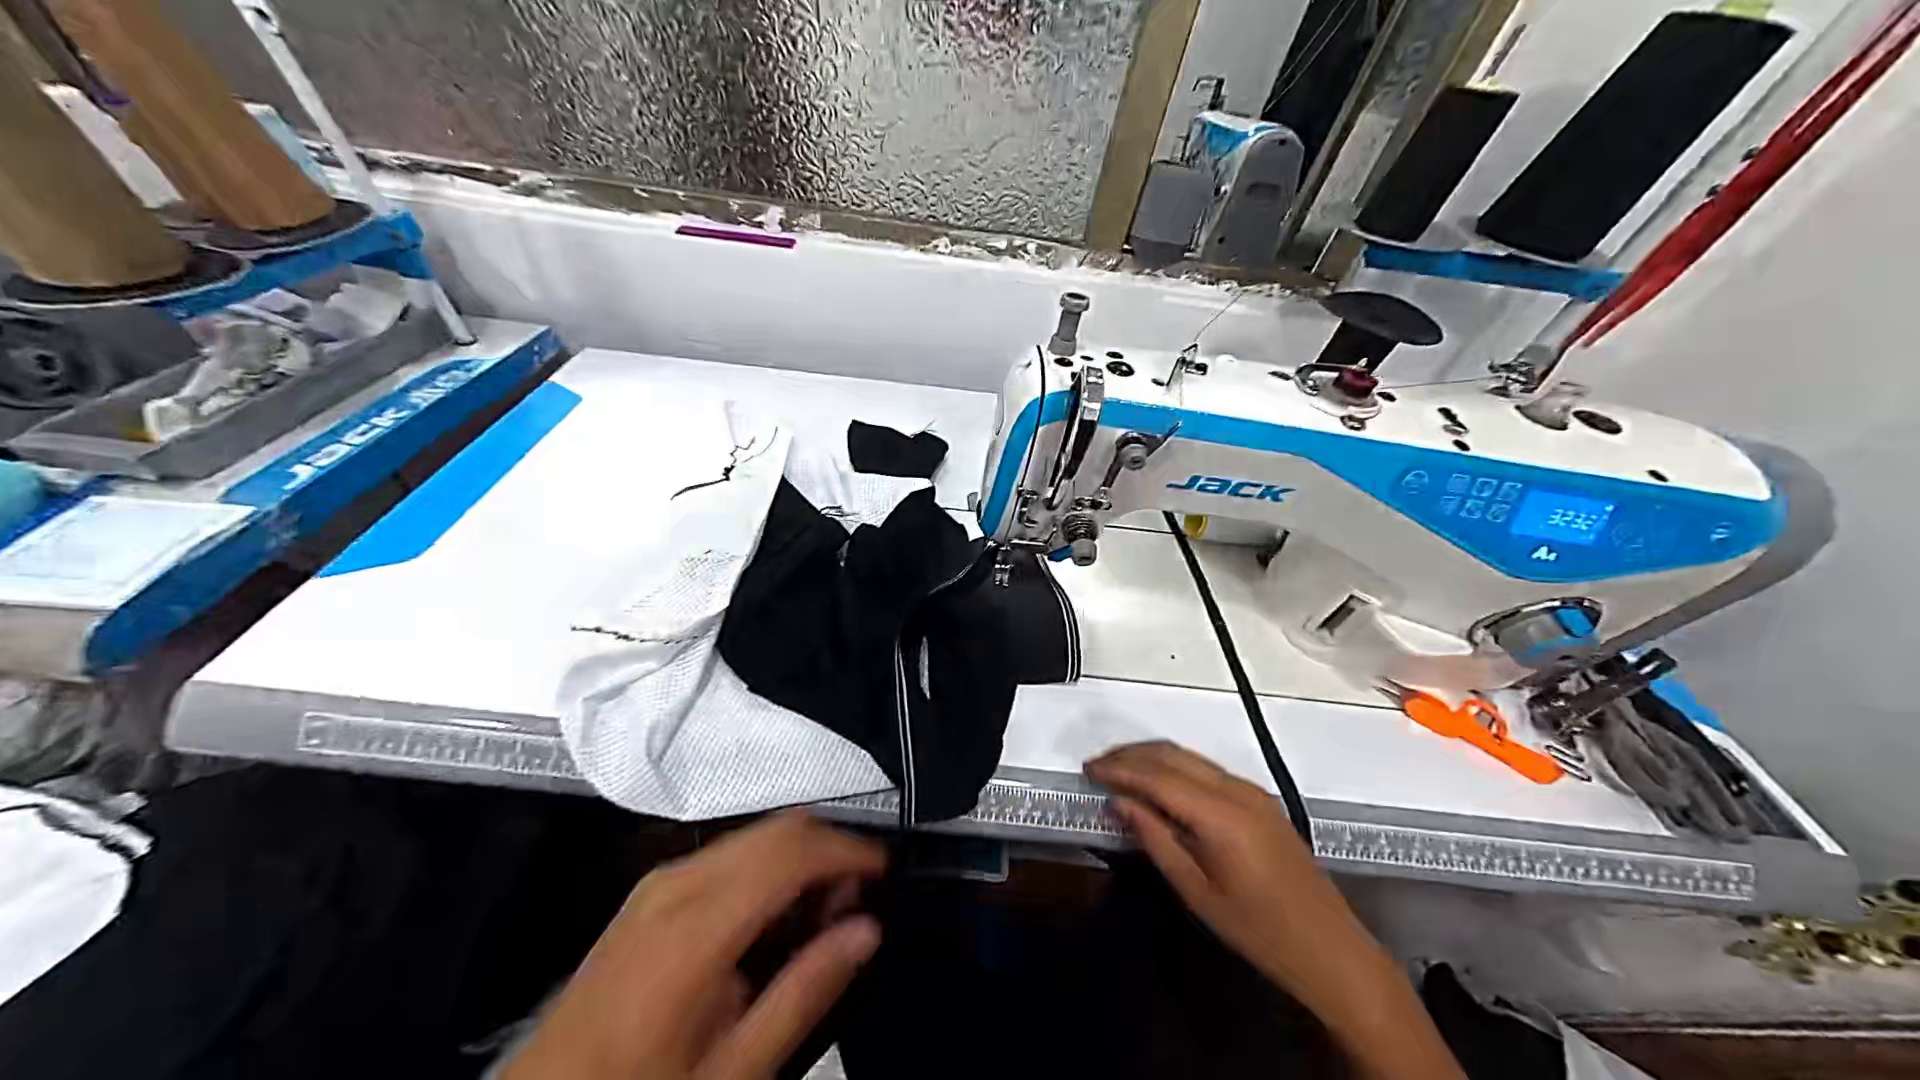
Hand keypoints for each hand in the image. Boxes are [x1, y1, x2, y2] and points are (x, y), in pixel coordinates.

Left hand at [501, 812, 884, 1079]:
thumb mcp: (734, 1069)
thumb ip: (805, 991)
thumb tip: (866, 930)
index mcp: (698, 926)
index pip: (791, 851)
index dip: (847, 849)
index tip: (883, 869)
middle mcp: (678, 883)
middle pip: (777, 829)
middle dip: (829, 849)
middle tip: (854, 901)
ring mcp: (659, 881)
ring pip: (756, 835)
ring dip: (800, 855)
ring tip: (820, 914)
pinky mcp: (651, 890)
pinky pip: (729, 852)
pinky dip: (769, 865)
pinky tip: (775, 914)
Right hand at [1087, 742, 1464, 1079]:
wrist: (1331, 949)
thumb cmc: (1258, 930)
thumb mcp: (1197, 891)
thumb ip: (1156, 839)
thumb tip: (1119, 802)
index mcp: (1221, 815)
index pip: (1158, 776)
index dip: (1119, 769)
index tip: (1087, 769)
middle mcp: (1237, 790)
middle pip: (1174, 754)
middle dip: (1131, 754)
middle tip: (1096, 766)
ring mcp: (1252, 792)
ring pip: (1191, 757)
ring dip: (1151, 758)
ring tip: (1117, 771)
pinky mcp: (1259, 800)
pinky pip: (1206, 770)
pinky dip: (1174, 768)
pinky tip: (1157, 784)